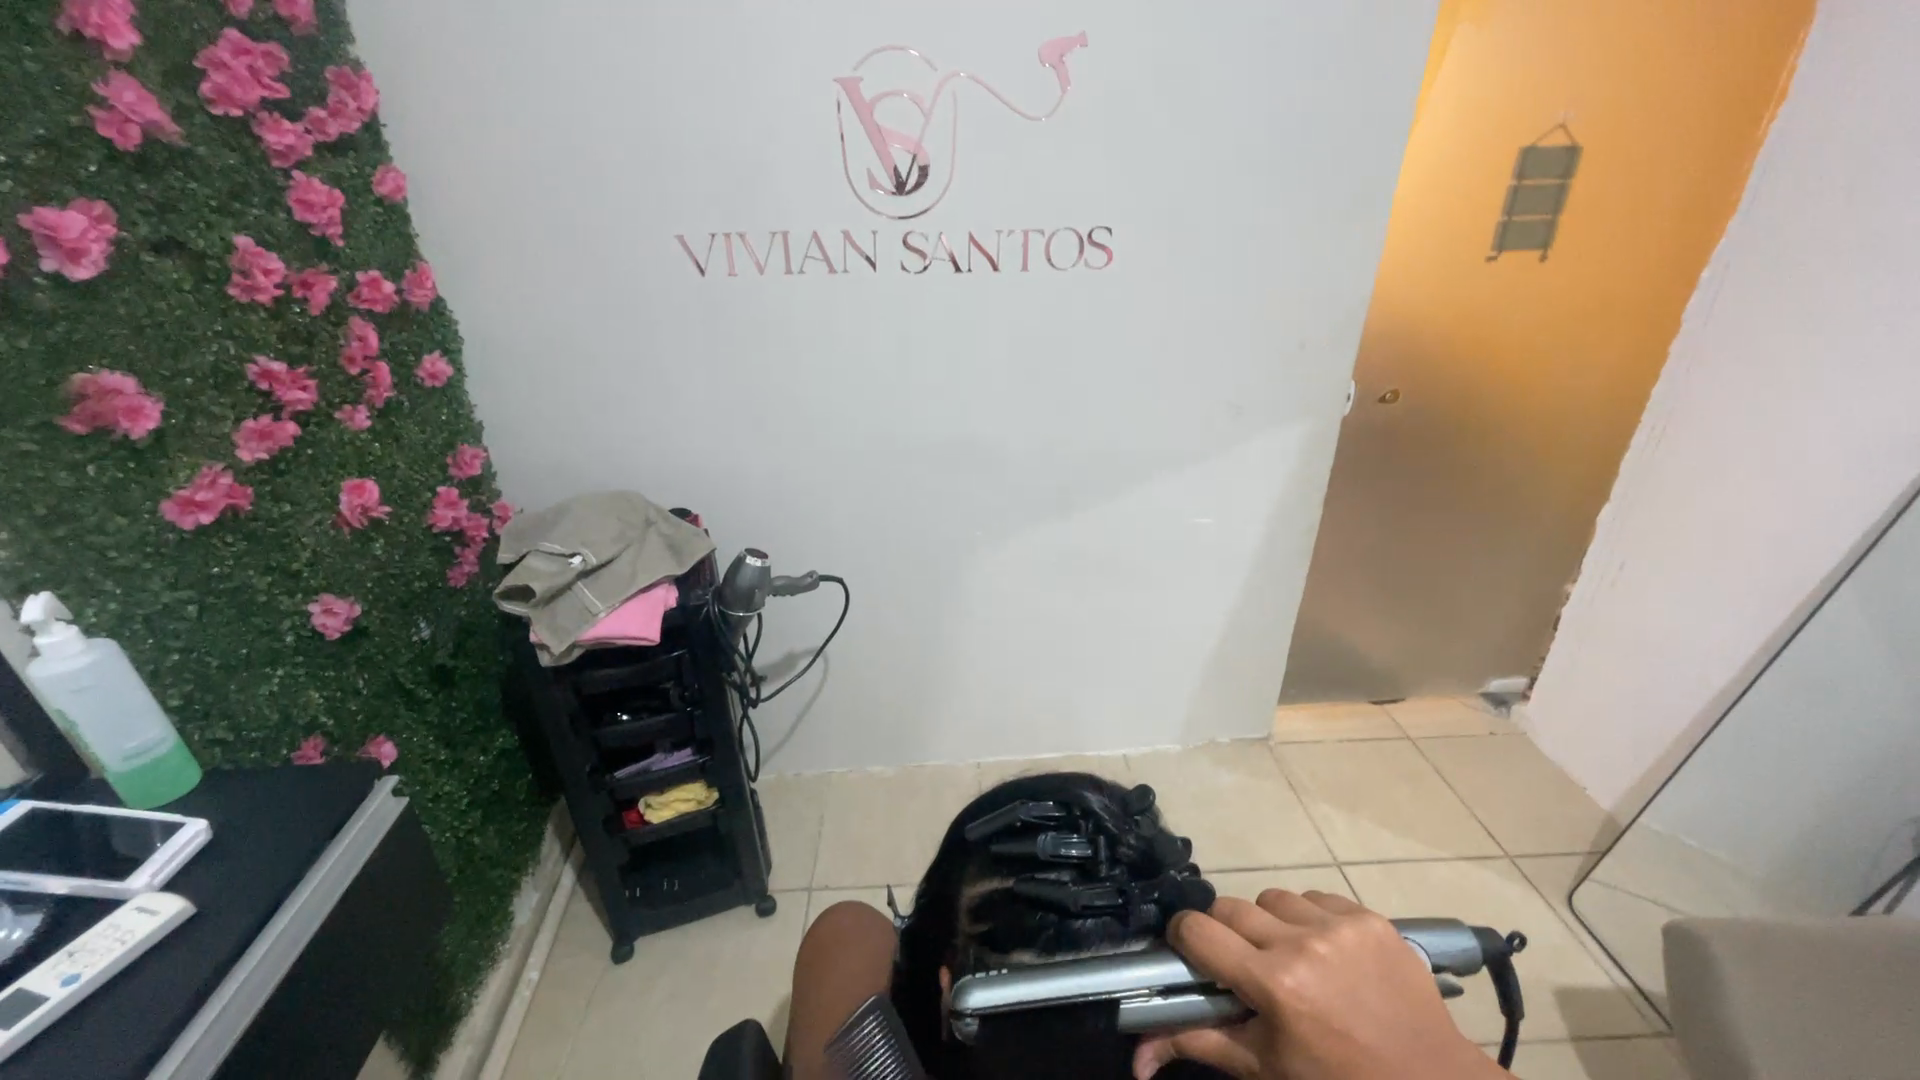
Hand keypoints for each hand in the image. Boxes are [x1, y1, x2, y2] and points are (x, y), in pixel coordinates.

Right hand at [1133, 890, 1504, 1079]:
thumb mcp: (1265, 1068)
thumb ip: (1197, 1044)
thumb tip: (1136, 1057)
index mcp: (1273, 984)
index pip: (1197, 930)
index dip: (1184, 940)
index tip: (1191, 957)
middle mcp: (1302, 943)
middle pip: (1229, 907)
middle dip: (1226, 933)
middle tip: (1242, 966)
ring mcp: (1340, 925)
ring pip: (1272, 897)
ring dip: (1269, 923)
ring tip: (1289, 959)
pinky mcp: (1370, 916)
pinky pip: (1315, 897)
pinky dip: (1309, 919)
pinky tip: (1324, 952)